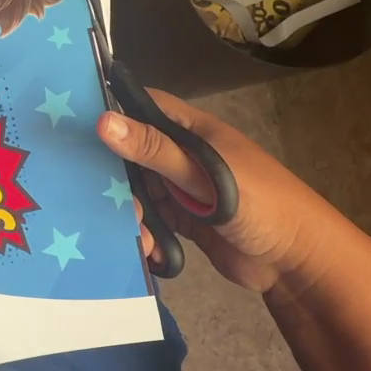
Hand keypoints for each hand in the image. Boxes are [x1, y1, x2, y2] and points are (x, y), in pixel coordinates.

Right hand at [97, 90, 339, 293]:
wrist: (298, 263)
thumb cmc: (260, 203)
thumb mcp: (204, 173)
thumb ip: (154, 149)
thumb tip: (102, 120)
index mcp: (191, 130)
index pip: (142, 107)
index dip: (110, 110)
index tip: (72, 124)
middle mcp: (181, 154)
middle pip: (130, 153)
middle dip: (113, 177)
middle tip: (97, 197)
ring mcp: (182, 187)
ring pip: (137, 190)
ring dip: (129, 212)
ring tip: (137, 236)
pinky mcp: (183, 219)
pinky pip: (150, 219)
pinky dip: (144, 233)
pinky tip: (148, 250)